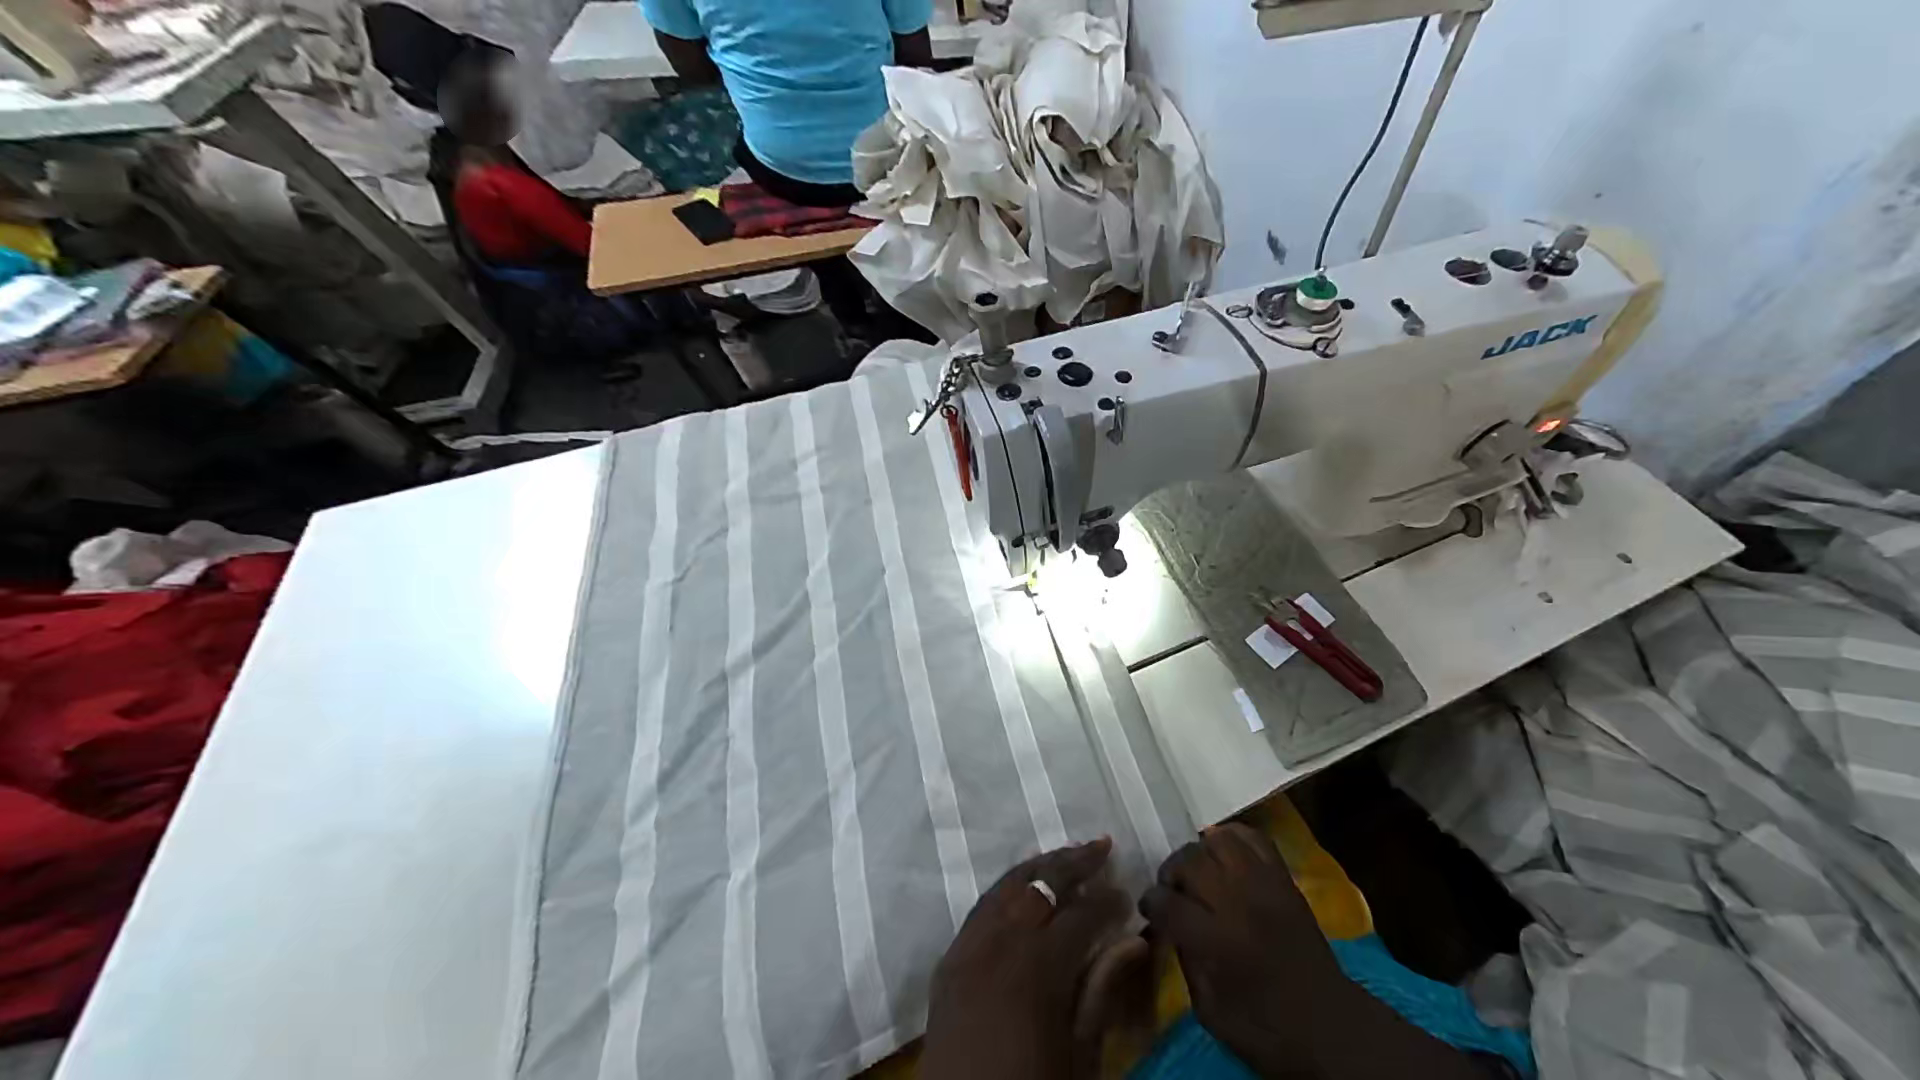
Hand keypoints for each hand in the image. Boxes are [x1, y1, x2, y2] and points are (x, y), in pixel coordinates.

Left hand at [921, 837, 1140, 1079]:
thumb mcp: (1080, 1055)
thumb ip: (1102, 990)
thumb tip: (1133, 941)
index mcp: (1037, 967)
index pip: (1080, 916)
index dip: (1107, 901)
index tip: (1126, 893)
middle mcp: (999, 942)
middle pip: (1040, 885)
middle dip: (1074, 863)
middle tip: (1102, 846)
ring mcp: (968, 945)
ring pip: (1006, 886)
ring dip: (1039, 867)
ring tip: (1067, 856)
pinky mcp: (948, 958)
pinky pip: (981, 907)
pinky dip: (1007, 889)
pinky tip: (1023, 888)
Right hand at [1141, 825, 1498, 1079]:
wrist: (1335, 1030)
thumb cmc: (1268, 1032)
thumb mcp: (1211, 1011)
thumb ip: (1185, 961)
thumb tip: (1169, 926)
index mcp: (1220, 941)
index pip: (1168, 901)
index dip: (1151, 902)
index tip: (1149, 909)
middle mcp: (1241, 903)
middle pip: (1190, 861)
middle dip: (1171, 874)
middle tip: (1172, 891)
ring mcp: (1267, 886)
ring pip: (1219, 840)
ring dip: (1200, 853)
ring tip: (1199, 872)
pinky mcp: (1286, 880)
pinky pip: (1255, 839)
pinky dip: (1233, 839)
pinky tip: (1224, 856)